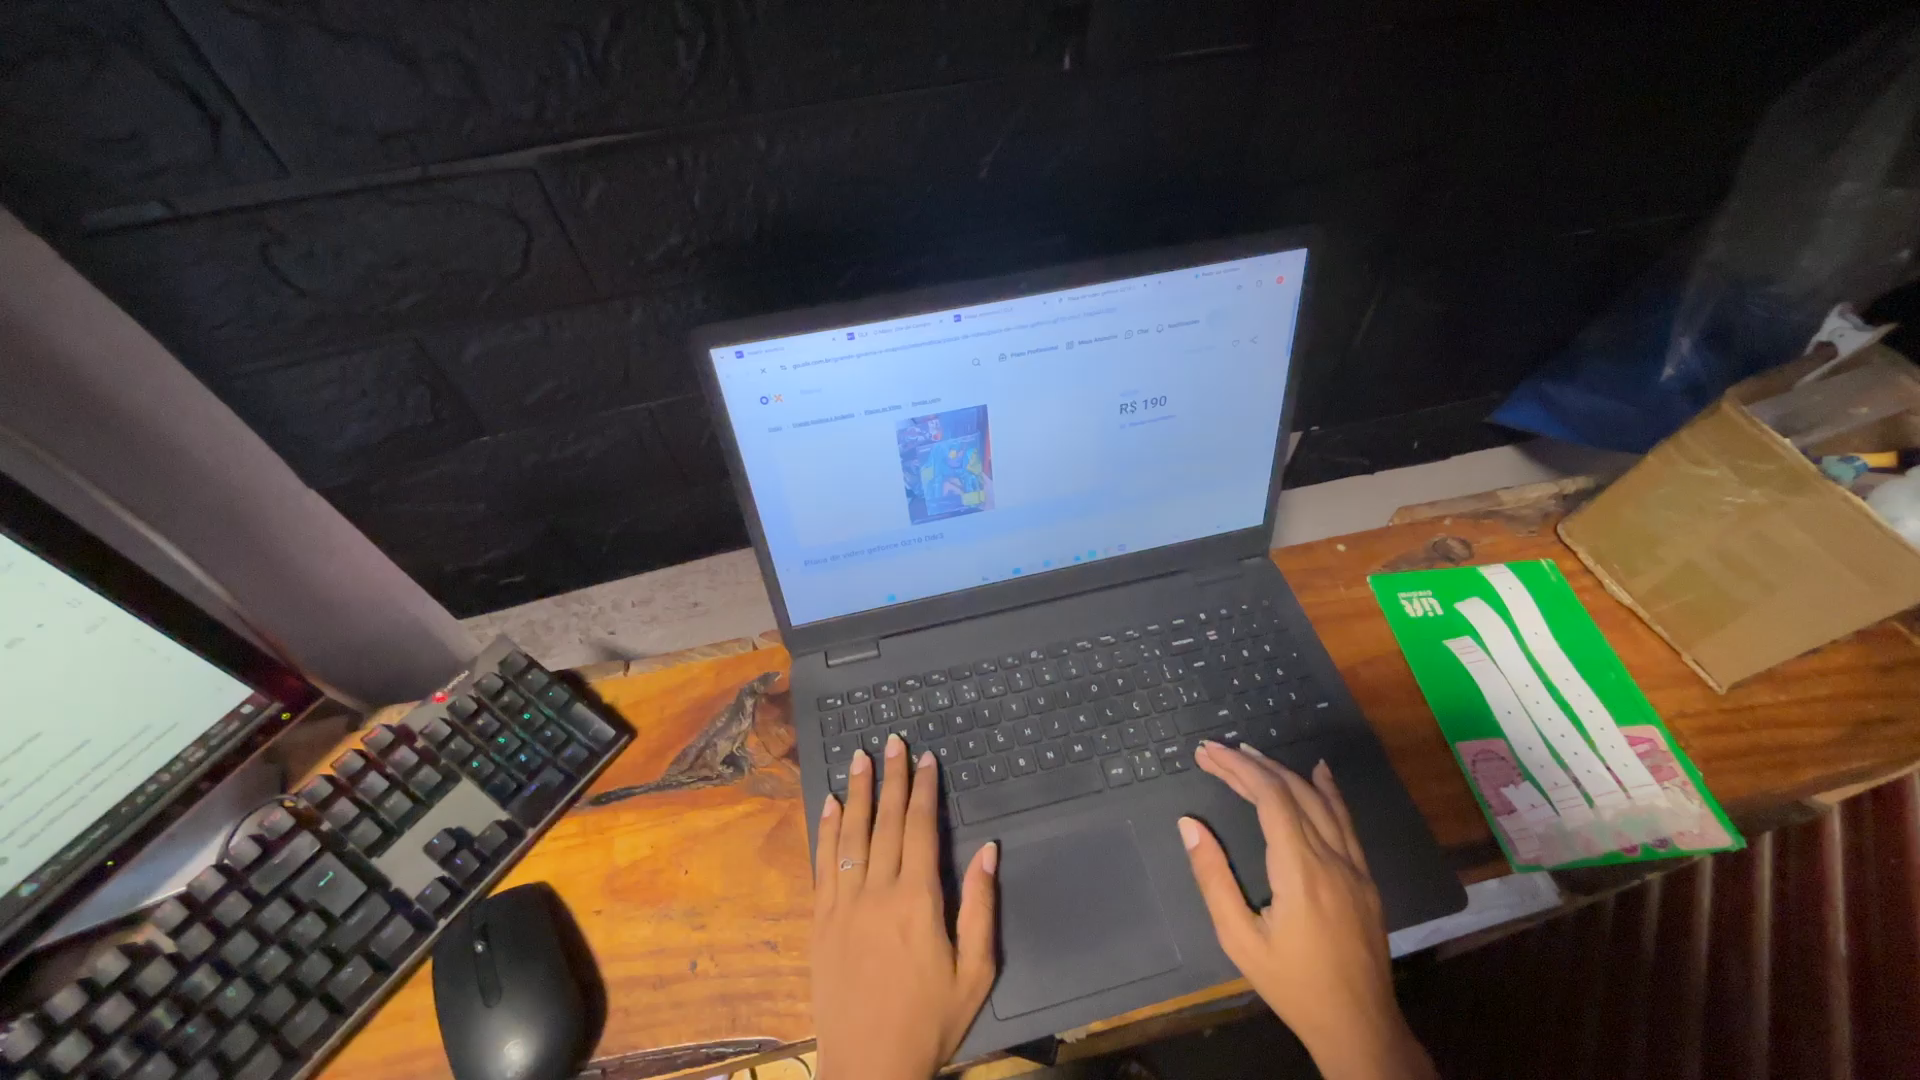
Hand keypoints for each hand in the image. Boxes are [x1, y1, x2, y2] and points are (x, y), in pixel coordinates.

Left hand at [812, 734, 997, 1079]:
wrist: (868, 1067)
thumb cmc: (931, 1020)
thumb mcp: (975, 971)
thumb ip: (981, 906)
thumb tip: (987, 849)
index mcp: (918, 900)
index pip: (920, 828)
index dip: (924, 789)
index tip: (926, 758)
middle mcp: (877, 890)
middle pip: (885, 821)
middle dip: (892, 777)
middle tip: (893, 740)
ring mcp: (842, 904)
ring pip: (850, 834)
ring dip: (858, 791)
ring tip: (860, 756)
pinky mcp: (819, 921)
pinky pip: (822, 864)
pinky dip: (827, 829)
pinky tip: (831, 803)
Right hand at [1179, 742, 1434, 1079]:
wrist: (1359, 1027)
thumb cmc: (1291, 985)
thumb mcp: (1239, 939)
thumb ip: (1213, 878)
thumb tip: (1189, 825)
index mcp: (1300, 871)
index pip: (1270, 798)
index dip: (1238, 768)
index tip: (1208, 753)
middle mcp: (1332, 859)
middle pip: (1292, 792)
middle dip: (1251, 765)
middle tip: (1214, 752)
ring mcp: (1355, 867)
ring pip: (1320, 802)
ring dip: (1284, 772)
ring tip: (1250, 753)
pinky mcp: (1365, 879)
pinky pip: (1346, 822)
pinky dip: (1328, 791)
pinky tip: (1319, 772)